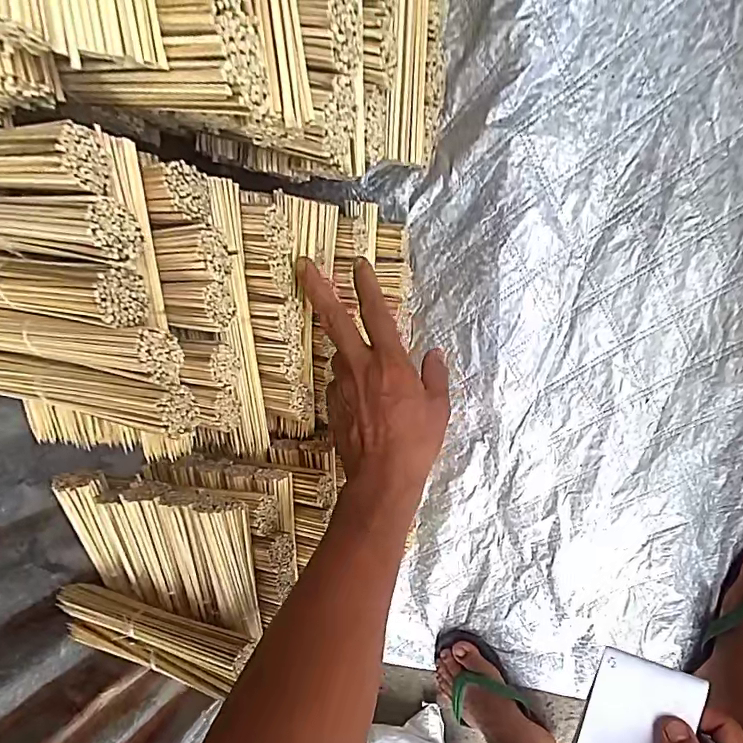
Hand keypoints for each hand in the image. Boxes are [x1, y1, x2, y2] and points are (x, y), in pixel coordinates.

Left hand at [298, 257, 448, 500]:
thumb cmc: (416, 443)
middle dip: (319, 289)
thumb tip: (434, 355)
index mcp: (391, 363)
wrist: (382, 477)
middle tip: (304, 266)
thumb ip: (435, 376)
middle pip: (335, 320)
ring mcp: (341, 387)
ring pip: (340, 358)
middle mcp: (361, 368)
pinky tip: (364, 405)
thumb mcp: (439, 408)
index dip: (367, 286)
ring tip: (371, 381)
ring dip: (349, 357)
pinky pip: (340, 386)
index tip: (358, 264)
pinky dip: (350, 387)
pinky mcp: (332, 406)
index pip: (377, 313)